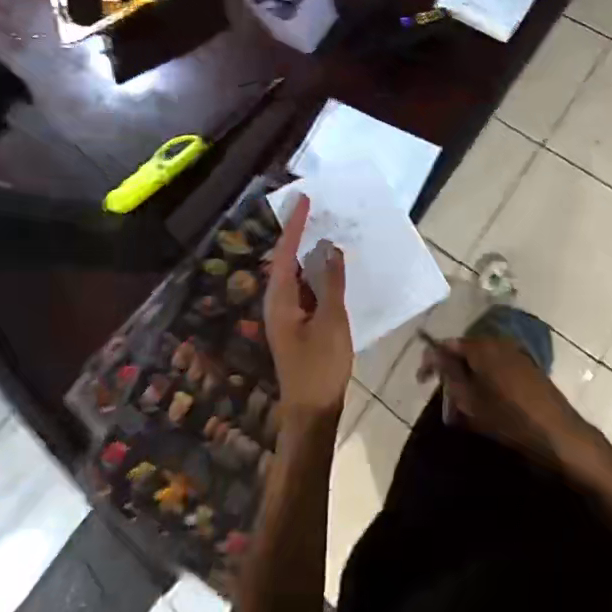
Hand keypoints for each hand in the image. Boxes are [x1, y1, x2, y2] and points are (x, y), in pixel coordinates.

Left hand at [263, 196, 352, 425]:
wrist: (312, 411)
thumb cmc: (320, 366)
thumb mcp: (331, 321)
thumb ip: (331, 282)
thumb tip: (330, 248)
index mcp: (280, 300)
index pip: (285, 253)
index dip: (295, 226)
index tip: (305, 200)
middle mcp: (278, 304)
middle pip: (286, 261)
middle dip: (299, 235)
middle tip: (316, 210)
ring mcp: (287, 316)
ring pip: (296, 276)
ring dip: (309, 254)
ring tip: (326, 231)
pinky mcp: (298, 326)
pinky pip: (306, 290)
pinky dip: (317, 274)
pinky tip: (333, 269)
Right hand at [418, 335, 597, 468]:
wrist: (557, 432)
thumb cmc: (509, 418)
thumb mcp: (471, 401)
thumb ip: (450, 374)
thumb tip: (434, 354)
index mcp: (482, 347)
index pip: (447, 344)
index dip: (431, 360)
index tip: (421, 381)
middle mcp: (498, 342)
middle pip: (465, 351)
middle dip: (451, 371)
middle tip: (444, 399)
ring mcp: (515, 352)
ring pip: (481, 360)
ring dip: (469, 378)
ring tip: (462, 405)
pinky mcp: (527, 366)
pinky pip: (496, 366)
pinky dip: (485, 380)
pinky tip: (484, 402)